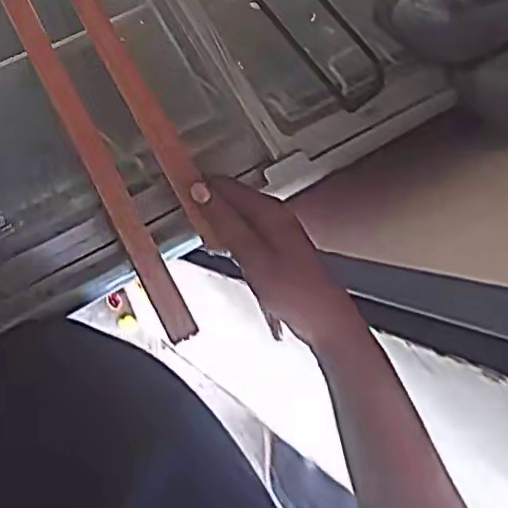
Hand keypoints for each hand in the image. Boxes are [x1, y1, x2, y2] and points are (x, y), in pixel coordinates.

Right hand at [196, 177, 365, 351]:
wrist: (326, 323)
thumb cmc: (296, 293)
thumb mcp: (252, 256)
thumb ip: (225, 222)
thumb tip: (202, 193)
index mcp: (269, 210)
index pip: (225, 185)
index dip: (201, 188)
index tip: (181, 194)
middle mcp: (274, 214)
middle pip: (231, 197)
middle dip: (208, 205)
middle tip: (189, 219)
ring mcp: (276, 230)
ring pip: (237, 214)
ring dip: (217, 222)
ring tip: (203, 236)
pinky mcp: (276, 246)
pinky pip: (244, 230)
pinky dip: (229, 236)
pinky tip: (223, 250)